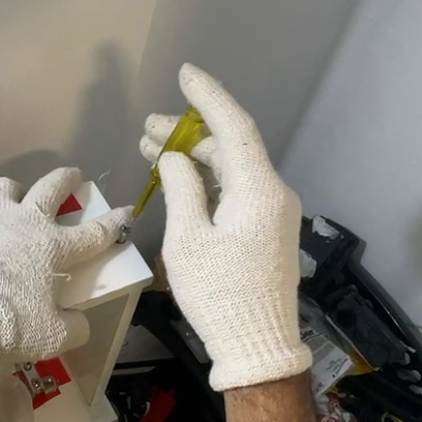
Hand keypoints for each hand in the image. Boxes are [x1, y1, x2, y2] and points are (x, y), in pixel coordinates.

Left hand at [0, 167, 128, 370]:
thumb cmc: (5, 323)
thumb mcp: (51, 336)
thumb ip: (73, 327)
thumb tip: (80, 322)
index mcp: (52, 248)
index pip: (93, 233)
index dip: (113, 223)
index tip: (126, 210)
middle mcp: (24, 221)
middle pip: (52, 189)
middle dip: (67, 180)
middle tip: (73, 175)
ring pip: (6, 187)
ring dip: (15, 190)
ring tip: (13, 197)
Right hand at [140, 65, 309, 390]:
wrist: (258, 347)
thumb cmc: (220, 295)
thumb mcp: (189, 241)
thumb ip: (182, 189)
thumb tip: (175, 160)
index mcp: (258, 190)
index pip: (234, 127)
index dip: (207, 97)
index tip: (185, 74)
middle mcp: (274, 193)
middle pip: (230, 147)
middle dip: (187, 132)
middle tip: (147, 126)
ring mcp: (273, 212)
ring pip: (232, 169)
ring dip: (194, 158)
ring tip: (152, 149)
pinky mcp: (267, 230)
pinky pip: (237, 191)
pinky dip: (207, 181)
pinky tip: (178, 180)